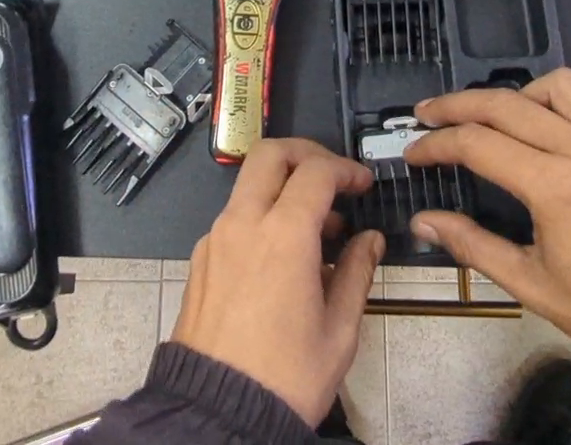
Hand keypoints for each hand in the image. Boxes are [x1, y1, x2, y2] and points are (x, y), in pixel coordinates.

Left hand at [171, 138, 384, 425]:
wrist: (216, 416)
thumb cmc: (286, 376)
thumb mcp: (339, 330)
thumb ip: (356, 272)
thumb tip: (369, 239)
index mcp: (282, 234)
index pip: (316, 171)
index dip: (345, 169)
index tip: (363, 184)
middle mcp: (243, 223)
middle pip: (270, 154)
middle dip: (306, 154)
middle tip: (333, 178)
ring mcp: (215, 238)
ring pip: (249, 183)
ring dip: (284, 187)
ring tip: (318, 229)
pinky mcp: (201, 259)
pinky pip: (235, 216)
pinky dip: (262, 214)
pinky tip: (284, 255)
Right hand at [403, 70, 570, 374]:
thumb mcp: (532, 285)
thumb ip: (472, 246)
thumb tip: (422, 221)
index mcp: (554, 186)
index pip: (477, 143)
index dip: (436, 143)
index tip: (414, 152)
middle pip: (505, 103)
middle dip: (456, 104)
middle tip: (428, 114)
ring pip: (556, 85)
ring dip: (518, 94)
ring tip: (500, 117)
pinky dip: (568, 102)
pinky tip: (557, 126)